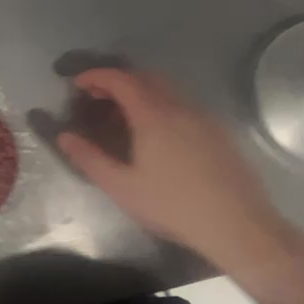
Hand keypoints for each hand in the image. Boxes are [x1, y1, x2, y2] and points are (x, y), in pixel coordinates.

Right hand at [54, 68, 303, 279]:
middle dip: (117, 81)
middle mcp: (180, 108)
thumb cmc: (173, 206)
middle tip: (97, 99)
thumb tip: (64, 136)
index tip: (77, 85)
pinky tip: (157, 135)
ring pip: (167, 90)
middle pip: (145, 78)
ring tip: (123, 117)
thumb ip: (89, 158)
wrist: (238, 226)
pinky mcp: (219, 134)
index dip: (95, 76)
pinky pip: (184, 105)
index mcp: (153, 116)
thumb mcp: (121, 187)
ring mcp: (204, 119)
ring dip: (141, 93)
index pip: (120, 79)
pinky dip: (161, 106)